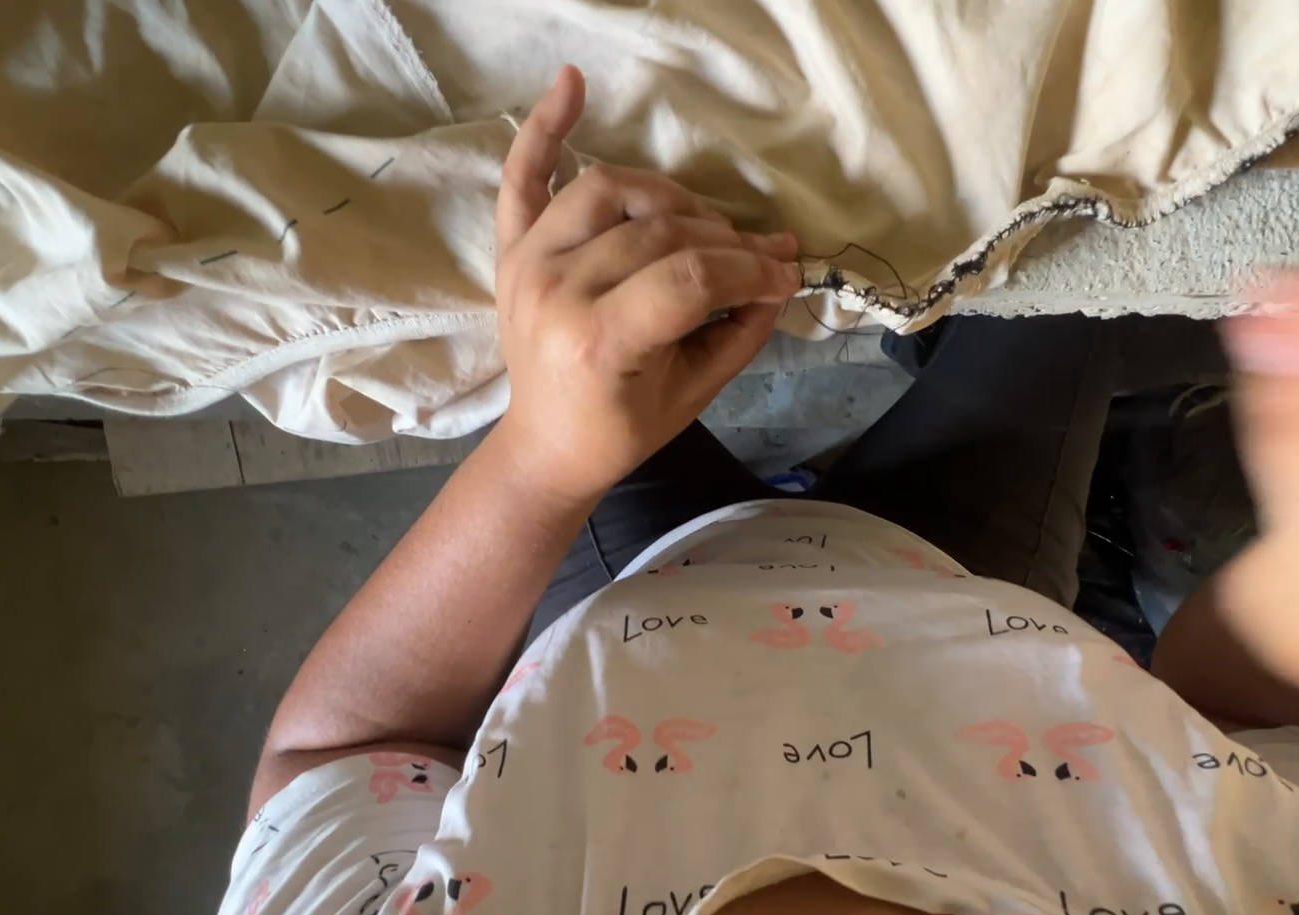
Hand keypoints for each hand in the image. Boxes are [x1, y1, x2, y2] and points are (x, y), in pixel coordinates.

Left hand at [488, 66, 802, 503]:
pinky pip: (524, 176)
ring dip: (672, 198)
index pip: (690, 280)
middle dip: (726, 243)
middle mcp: (556, 291)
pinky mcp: (513, 250)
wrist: (550, 446)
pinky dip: (545, 128)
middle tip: (758, 259)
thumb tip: (781, 271)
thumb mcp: (693, 393)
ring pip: (611, 191)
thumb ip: (740, 332)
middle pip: (660, 233)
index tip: (784, 278)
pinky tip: (574, 84)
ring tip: (705, 225)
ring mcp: (527, 263)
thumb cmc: (624, 431)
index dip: (749, 272)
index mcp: (599, 342)